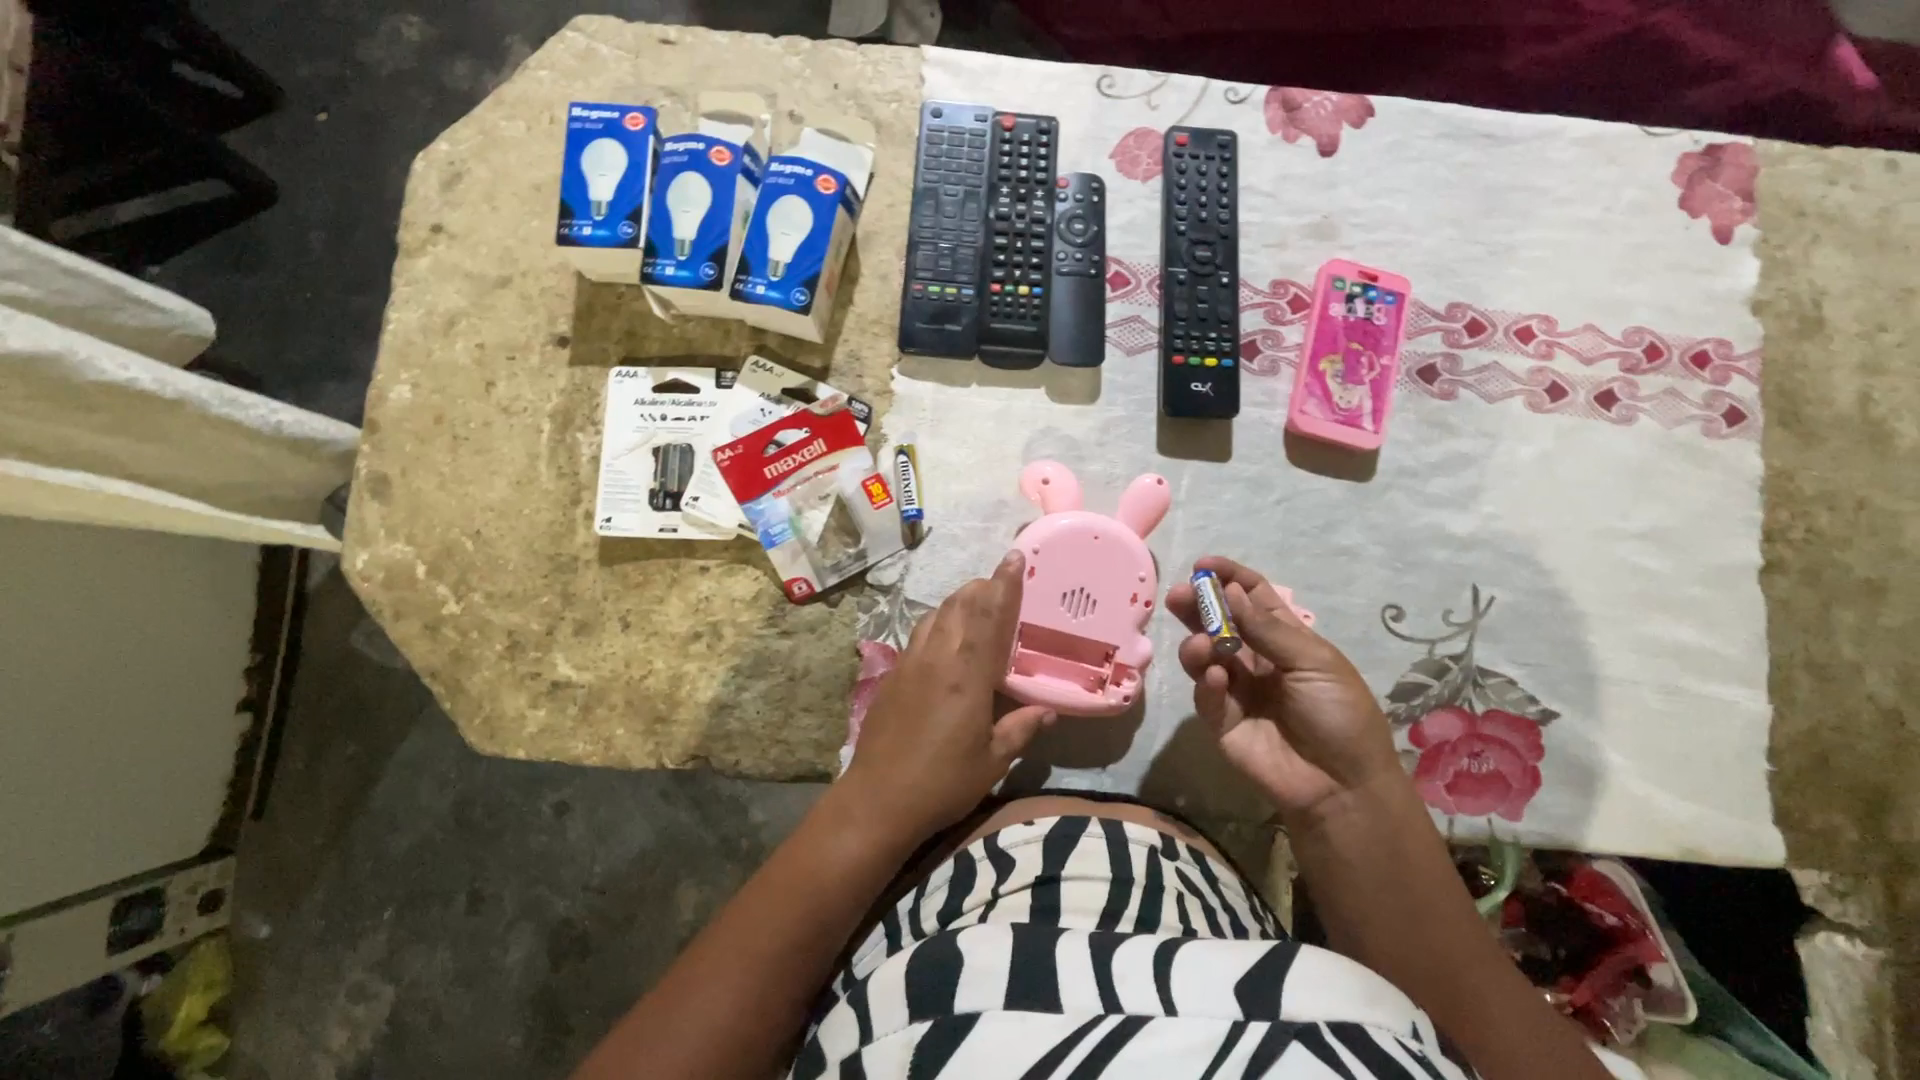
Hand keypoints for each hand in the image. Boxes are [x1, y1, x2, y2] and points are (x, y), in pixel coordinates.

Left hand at [842, 550, 1055, 840]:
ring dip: (957, 602)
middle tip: (1000, 582)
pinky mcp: (892, 677)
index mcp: (967, 674)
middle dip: (981, 587)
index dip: (1004, 584)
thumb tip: (1049, 711)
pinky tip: (944, 639)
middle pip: (958, 606)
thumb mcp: (993, 761)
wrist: (878, 799)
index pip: (989, 616)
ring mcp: (909, 665)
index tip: (1014, 558)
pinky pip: (917, 635)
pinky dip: (937, 623)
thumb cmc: (943, 782)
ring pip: (934, 616)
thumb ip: (1021, 729)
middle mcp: (936, 658)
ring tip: (975, 604)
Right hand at [1165, 556, 1403, 829]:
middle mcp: (1256, 660)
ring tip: (1202, 645)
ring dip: (1198, 644)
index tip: (1204, 565)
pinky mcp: (1221, 722)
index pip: (1253, 598)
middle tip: (1179, 595)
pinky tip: (1216, 679)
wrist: (1342, 783)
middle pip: (1219, 623)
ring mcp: (1236, 690)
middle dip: (1198, 606)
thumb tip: (1230, 589)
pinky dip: (1206, 683)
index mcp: (1285, 640)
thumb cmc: (1340, 714)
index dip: (1230, 578)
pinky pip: (1205, 696)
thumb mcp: (1313, 662)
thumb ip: (1267, 628)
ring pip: (1203, 656)